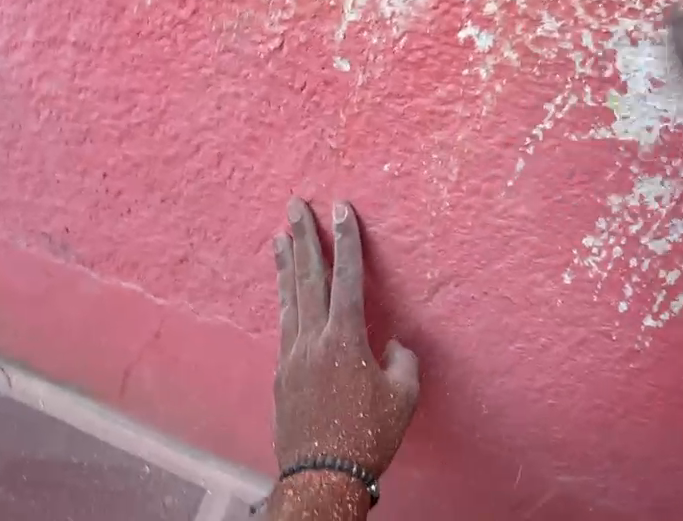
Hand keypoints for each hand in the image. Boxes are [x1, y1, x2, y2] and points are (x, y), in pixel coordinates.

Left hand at [273, 198, 419, 477]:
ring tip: (279, 234)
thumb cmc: (369, 436)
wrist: (322, 478)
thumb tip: (391, 346)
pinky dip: (283, 297)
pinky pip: (284, 323)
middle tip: (294, 204)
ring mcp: (292, 354)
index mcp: (344, 337)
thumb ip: (402, 361)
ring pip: (289, 296)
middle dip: (304, 235)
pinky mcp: (282, 373)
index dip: (346, 238)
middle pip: (308, 275)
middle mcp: (313, 338)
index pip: (347, 275)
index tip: (341, 208)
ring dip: (286, 261)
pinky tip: (284, 290)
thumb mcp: (403, 396)